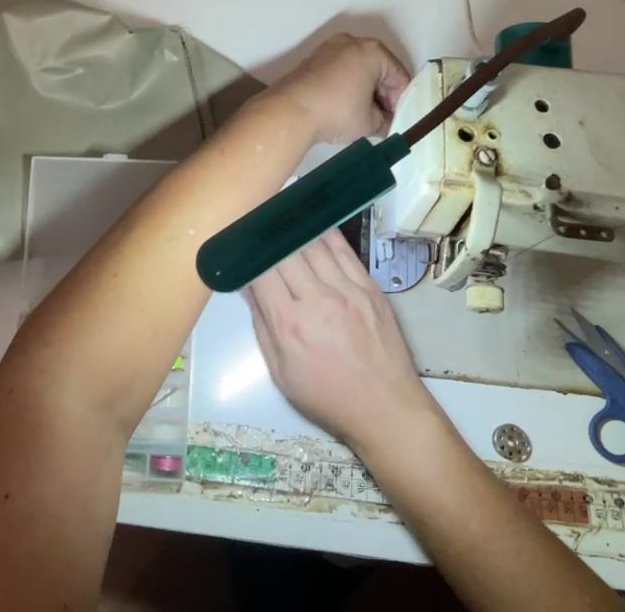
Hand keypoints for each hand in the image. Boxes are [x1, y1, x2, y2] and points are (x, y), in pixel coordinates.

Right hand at [244, 230, 437, 456]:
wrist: (385, 408)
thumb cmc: (327, 397)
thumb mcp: (281, 372)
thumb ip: (262, 324)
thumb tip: (247, 287)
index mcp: (290, 325)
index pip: (261, 273)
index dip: (247, 255)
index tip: (239, 244)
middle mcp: (318, 301)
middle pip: (286, 254)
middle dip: (268, 238)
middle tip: (255, 224)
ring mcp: (348, 291)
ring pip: (314, 246)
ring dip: (294, 230)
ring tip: (280, 215)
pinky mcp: (370, 288)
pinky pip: (344, 251)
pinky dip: (326, 233)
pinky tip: (314, 222)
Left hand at [266, 34, 409, 144]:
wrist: (290, 111)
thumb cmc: (337, 112)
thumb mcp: (369, 123)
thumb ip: (385, 121)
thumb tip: (386, 124)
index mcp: (373, 51)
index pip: (399, 77)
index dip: (400, 103)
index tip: (394, 121)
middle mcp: (352, 42)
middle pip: (379, 69)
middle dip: (382, 95)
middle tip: (380, 120)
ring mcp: (330, 48)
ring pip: (358, 69)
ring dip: (364, 90)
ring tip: (361, 116)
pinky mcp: (313, 58)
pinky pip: (339, 70)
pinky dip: (346, 85)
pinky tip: (342, 107)